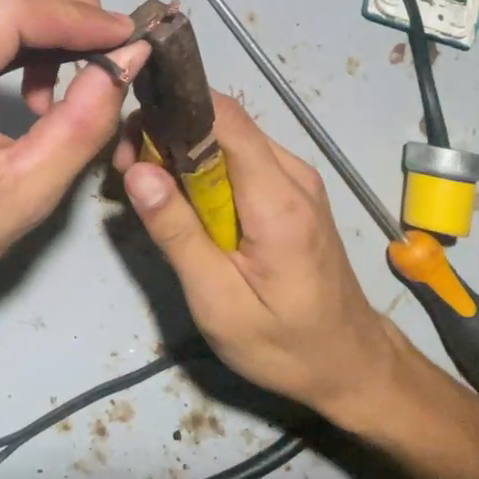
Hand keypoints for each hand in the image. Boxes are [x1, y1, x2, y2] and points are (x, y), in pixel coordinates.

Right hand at [116, 95, 398, 415]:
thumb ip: (177, 233)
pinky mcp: (290, 188)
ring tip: (146, 185)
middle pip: (221, 121)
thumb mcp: (218, 301)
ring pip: (227, 135)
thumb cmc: (285, 344)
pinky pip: (239, 156)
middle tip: (127, 170)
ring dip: (181, 149)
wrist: (351, 366)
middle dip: (167, 133)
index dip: (172, 111)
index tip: (131, 141)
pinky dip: (203, 165)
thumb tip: (138, 171)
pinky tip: (181, 198)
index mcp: (278, 199)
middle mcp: (292, 173)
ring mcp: (295, 177)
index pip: (223, 117)